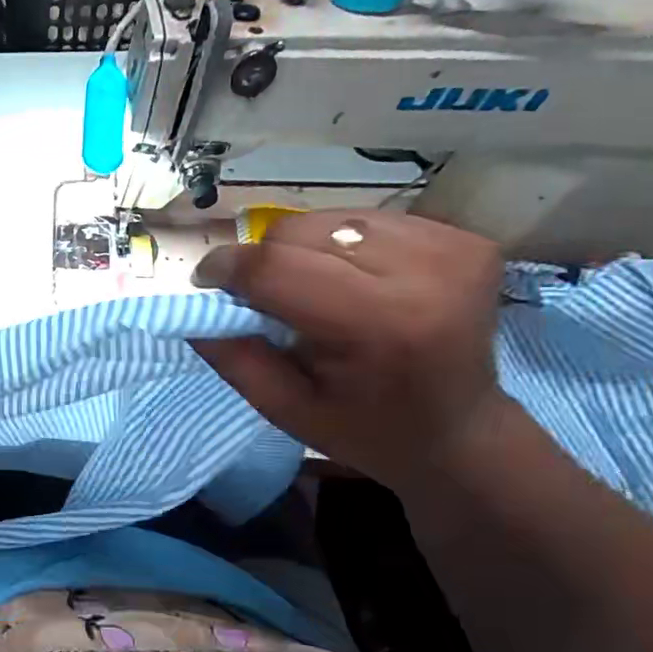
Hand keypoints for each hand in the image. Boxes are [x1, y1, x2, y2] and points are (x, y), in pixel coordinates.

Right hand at [191, 209, 510, 479]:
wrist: (460, 433)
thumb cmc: (366, 430)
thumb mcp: (285, 409)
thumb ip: (232, 356)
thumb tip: (188, 307)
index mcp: (379, 325)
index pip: (276, 267)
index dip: (228, 268)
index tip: (207, 283)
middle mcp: (423, 273)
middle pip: (298, 233)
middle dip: (266, 261)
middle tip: (268, 299)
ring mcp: (451, 248)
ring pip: (330, 218)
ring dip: (304, 249)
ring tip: (315, 289)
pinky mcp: (464, 238)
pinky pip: (368, 219)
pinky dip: (343, 244)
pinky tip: (354, 280)